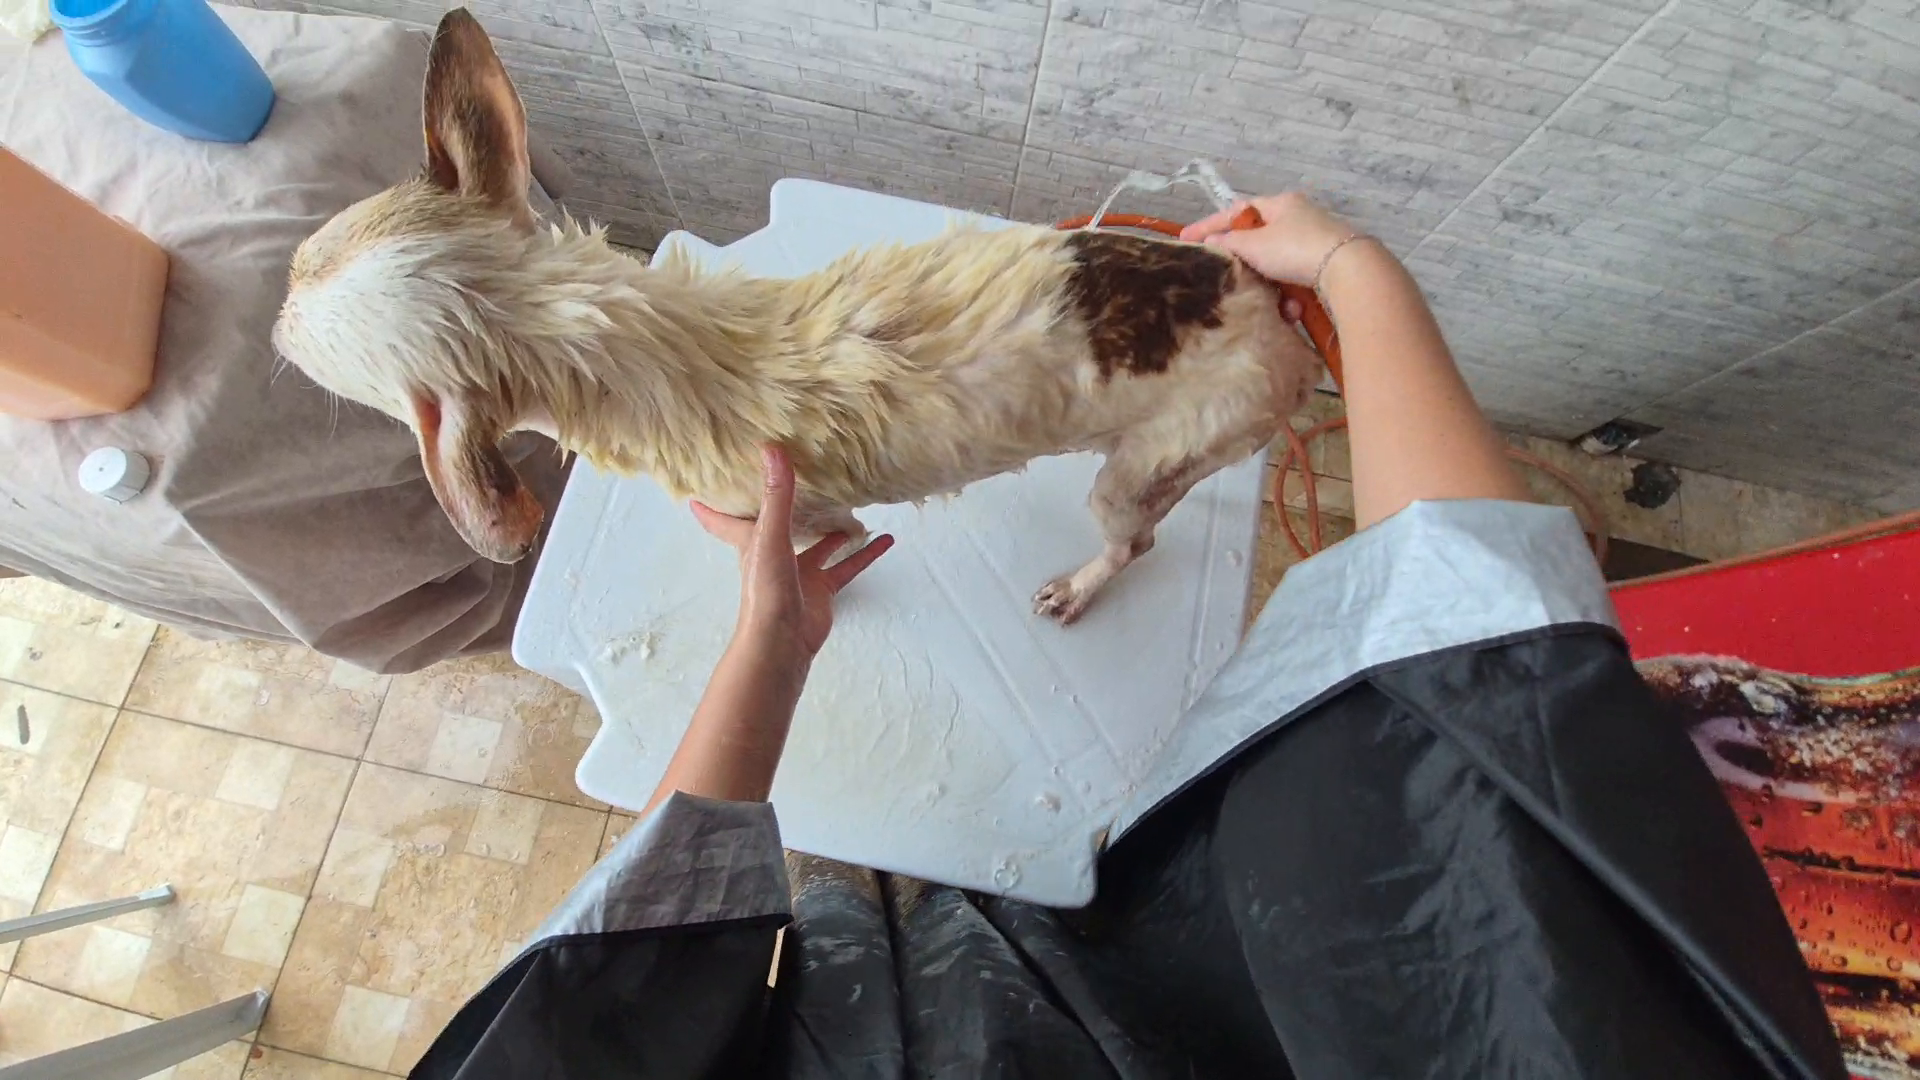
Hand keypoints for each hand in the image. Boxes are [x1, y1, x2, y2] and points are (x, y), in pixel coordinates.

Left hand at [691, 445, 893, 659]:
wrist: (784, 640)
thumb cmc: (767, 589)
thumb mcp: (770, 536)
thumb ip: (777, 497)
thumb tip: (773, 450)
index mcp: (752, 543)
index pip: (725, 521)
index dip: (712, 508)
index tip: (698, 493)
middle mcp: (775, 555)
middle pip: (778, 527)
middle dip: (786, 510)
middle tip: (798, 483)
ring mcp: (800, 574)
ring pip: (819, 546)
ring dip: (835, 531)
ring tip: (853, 509)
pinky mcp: (823, 589)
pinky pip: (847, 566)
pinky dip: (866, 554)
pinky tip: (885, 541)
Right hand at [1180, 193, 1360, 287]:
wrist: (1345, 269)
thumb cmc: (1294, 248)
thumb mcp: (1254, 244)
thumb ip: (1229, 242)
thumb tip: (1211, 241)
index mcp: (1280, 203)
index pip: (1236, 210)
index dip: (1210, 224)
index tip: (1186, 237)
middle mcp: (1297, 216)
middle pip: (1256, 236)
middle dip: (1240, 256)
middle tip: (1220, 268)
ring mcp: (1311, 239)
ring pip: (1273, 261)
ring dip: (1264, 281)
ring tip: (1257, 296)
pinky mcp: (1321, 262)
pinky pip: (1292, 277)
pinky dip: (1286, 292)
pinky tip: (1287, 307)